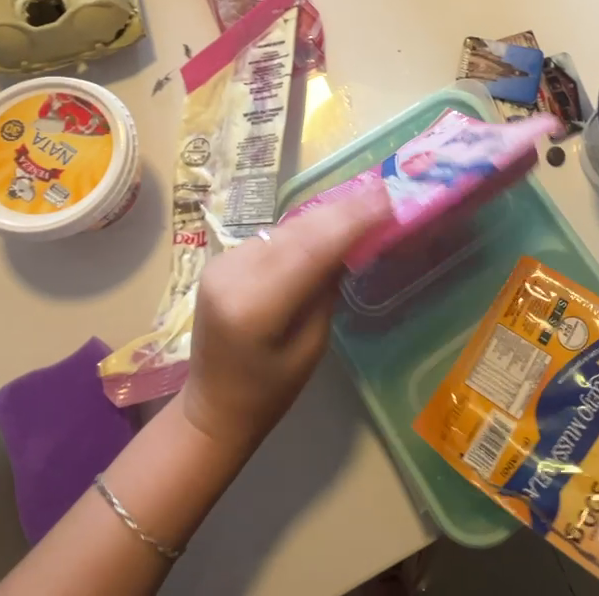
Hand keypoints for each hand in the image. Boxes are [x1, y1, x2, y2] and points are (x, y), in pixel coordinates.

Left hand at [178, 188, 391, 454]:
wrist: (212, 406)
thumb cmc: (270, 391)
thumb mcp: (312, 346)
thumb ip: (327, 290)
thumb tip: (352, 244)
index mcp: (255, 306)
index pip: (311, 249)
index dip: (351, 221)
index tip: (386, 200)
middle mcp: (233, 275)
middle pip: (298, 231)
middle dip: (343, 210)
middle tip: (382, 192)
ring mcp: (222, 263)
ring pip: (286, 229)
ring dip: (325, 216)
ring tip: (364, 201)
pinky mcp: (221, 259)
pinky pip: (272, 237)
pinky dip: (304, 229)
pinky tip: (330, 221)